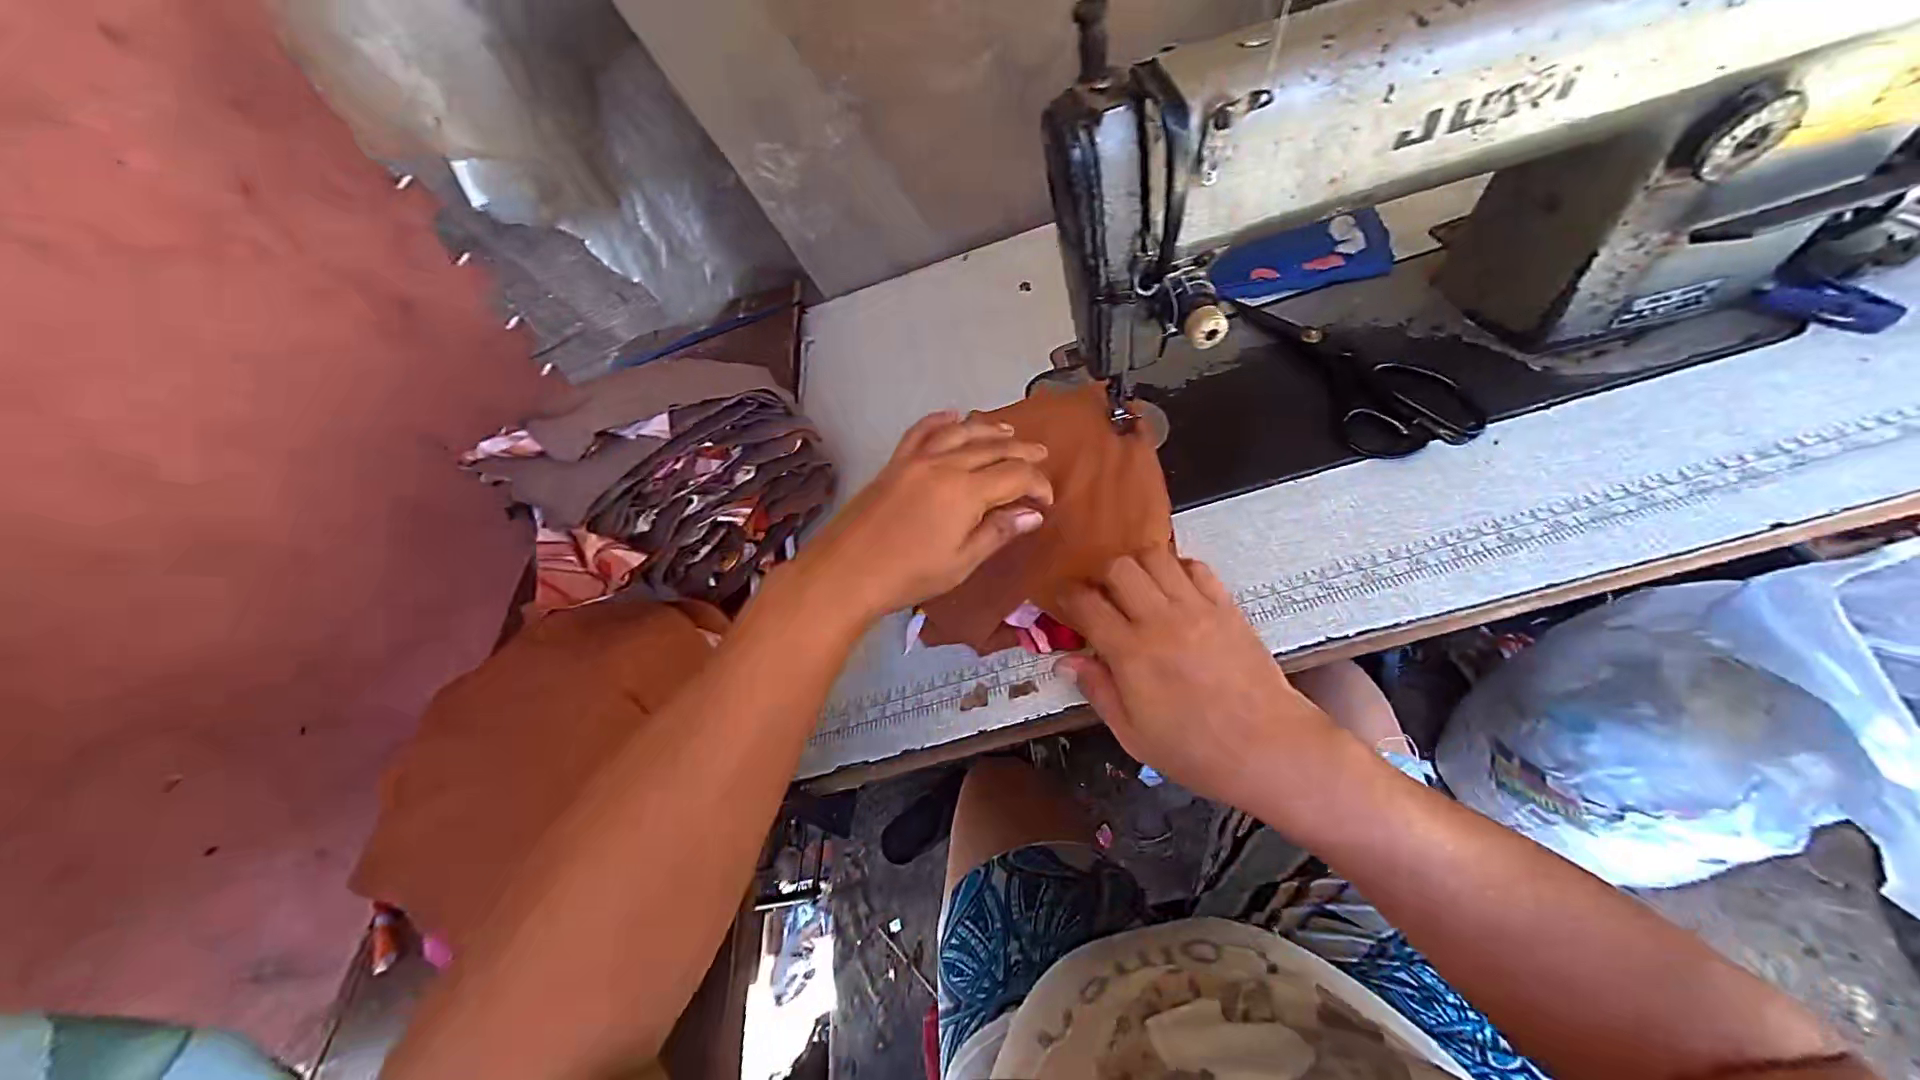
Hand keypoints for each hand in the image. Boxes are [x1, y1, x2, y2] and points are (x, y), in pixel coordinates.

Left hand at [790, 411, 1052, 620]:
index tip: (1046, 501)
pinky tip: (952, 416)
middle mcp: (944, 465)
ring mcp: (916, 460)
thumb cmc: (909, 575)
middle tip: (1041, 454)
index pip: (1015, 475)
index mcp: (966, 491)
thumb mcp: (961, 562)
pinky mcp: (894, 463)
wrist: (846, 571)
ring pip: (960, 432)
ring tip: (1008, 430)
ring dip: (988, 429)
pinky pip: (921, 431)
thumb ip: (997, 532)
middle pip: (992, 448)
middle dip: (1021, 450)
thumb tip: (1032, 514)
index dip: (1037, 484)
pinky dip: (940, 421)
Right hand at [1056, 550, 1345, 815]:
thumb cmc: (1197, 751)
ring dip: (1138, 566)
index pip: (1086, 604)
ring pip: (1155, 557)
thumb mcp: (1133, 734)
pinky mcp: (1227, 608)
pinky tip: (1174, 589)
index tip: (1065, 602)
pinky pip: (1197, 567)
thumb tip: (1069, 663)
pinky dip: (1178, 568)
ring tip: (1136, 588)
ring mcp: (1197, 609)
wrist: (1269, 749)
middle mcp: (1161, 621)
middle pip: (1119, 567)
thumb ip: (1098, 691)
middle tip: (1102, 595)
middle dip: (1102, 576)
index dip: (1068, 597)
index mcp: (1131, 653)